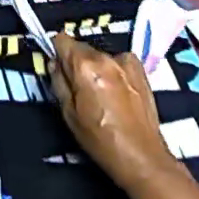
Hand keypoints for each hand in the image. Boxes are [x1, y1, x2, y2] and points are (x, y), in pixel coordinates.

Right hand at [48, 33, 181, 192]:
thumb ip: (58, 82)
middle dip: (77, 63)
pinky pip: (118, 61)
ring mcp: (125, 62)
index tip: (60, 70)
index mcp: (84, 66)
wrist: (143, 159)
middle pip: (81, 48)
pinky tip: (119, 92)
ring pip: (99, 56)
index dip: (57, 53)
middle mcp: (105, 58)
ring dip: (96, 68)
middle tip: (81, 90)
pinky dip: (115, 70)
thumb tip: (55, 64)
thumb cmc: (102, 141)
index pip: (61, 39)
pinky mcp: (140, 70)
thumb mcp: (69, 115)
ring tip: (103, 95)